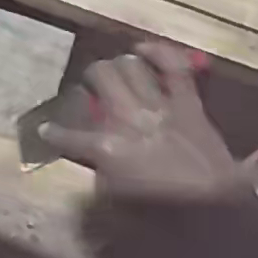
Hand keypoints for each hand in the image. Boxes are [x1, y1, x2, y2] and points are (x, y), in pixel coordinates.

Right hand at [39, 42, 249, 204]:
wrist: (213, 202)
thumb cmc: (159, 208)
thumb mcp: (114, 197)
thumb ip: (98, 171)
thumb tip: (95, 157)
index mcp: (103, 147)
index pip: (65, 136)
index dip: (51, 133)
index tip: (44, 130)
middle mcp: (125, 118)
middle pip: (99, 77)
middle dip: (89, 78)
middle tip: (89, 86)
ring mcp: (157, 105)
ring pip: (130, 66)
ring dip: (118, 66)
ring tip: (115, 71)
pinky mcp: (186, 101)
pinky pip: (173, 67)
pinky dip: (158, 53)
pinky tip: (143, 49)